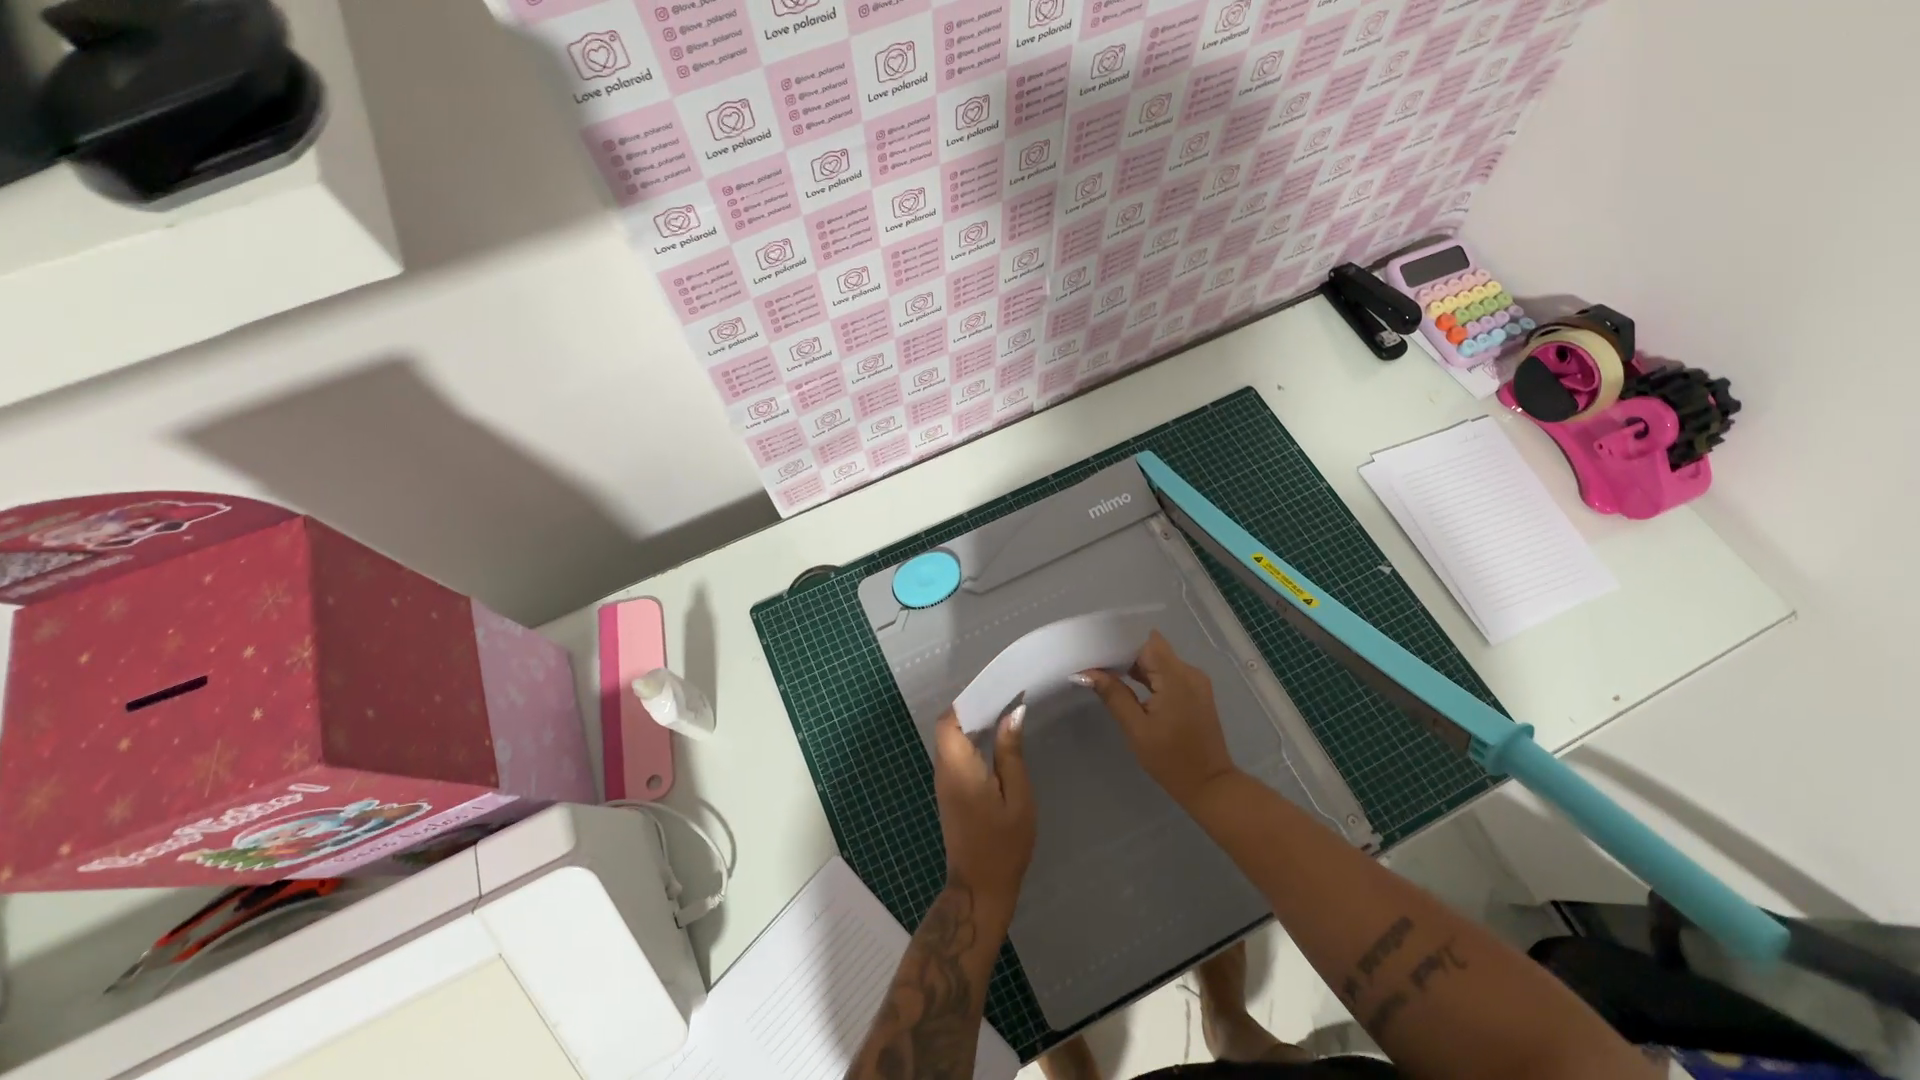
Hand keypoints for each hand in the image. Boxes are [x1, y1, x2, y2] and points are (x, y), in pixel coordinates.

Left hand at [932, 700, 1035, 924]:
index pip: (949, 721)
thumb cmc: (1003, 843)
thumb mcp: (1017, 797)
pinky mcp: (951, 792)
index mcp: (958, 767)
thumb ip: (1011, 754)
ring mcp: (945, 782)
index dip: (968, 700)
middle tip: (1007, 694)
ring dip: (975, 723)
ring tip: (1007, 709)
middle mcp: (944, 770)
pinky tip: (999, 739)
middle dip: (974, 708)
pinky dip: (975, 741)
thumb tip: (1012, 713)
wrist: (981, 886)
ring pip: (953, 740)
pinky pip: (958, 755)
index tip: (995, 687)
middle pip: (949, 727)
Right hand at [1076, 630, 1240, 805]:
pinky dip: (1150, 678)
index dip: (1122, 642)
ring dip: (1137, 667)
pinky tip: (1129, 687)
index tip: (1097, 647)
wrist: (1209, 784)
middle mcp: (1189, 673)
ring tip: (1106, 673)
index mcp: (1176, 677)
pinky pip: (1169, 675)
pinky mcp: (1196, 694)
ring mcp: (1196, 683)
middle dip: (1125, 654)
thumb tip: (1087, 672)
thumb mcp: (1136, 728)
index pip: (1147, 642)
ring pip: (1161, 662)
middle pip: (1154, 650)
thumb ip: (1113, 695)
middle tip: (1095, 662)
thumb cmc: (1170, 759)